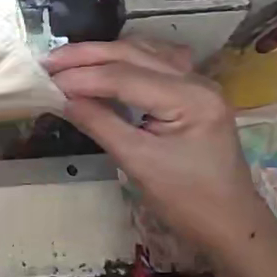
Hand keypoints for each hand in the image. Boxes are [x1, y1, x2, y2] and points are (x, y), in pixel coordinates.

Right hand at [43, 40, 276, 276]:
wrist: (231, 224)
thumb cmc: (187, 201)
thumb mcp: (138, 163)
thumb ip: (99, 123)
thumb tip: (62, 98)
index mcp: (190, 98)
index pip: (124, 77)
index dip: (81, 76)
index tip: (45, 80)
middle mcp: (196, 80)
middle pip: (133, 55)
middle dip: (88, 56)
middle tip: (48, 62)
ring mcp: (197, 83)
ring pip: (143, 52)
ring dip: (104, 54)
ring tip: (68, 62)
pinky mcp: (192, 92)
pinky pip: (154, 62)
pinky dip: (124, 60)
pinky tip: (103, 66)